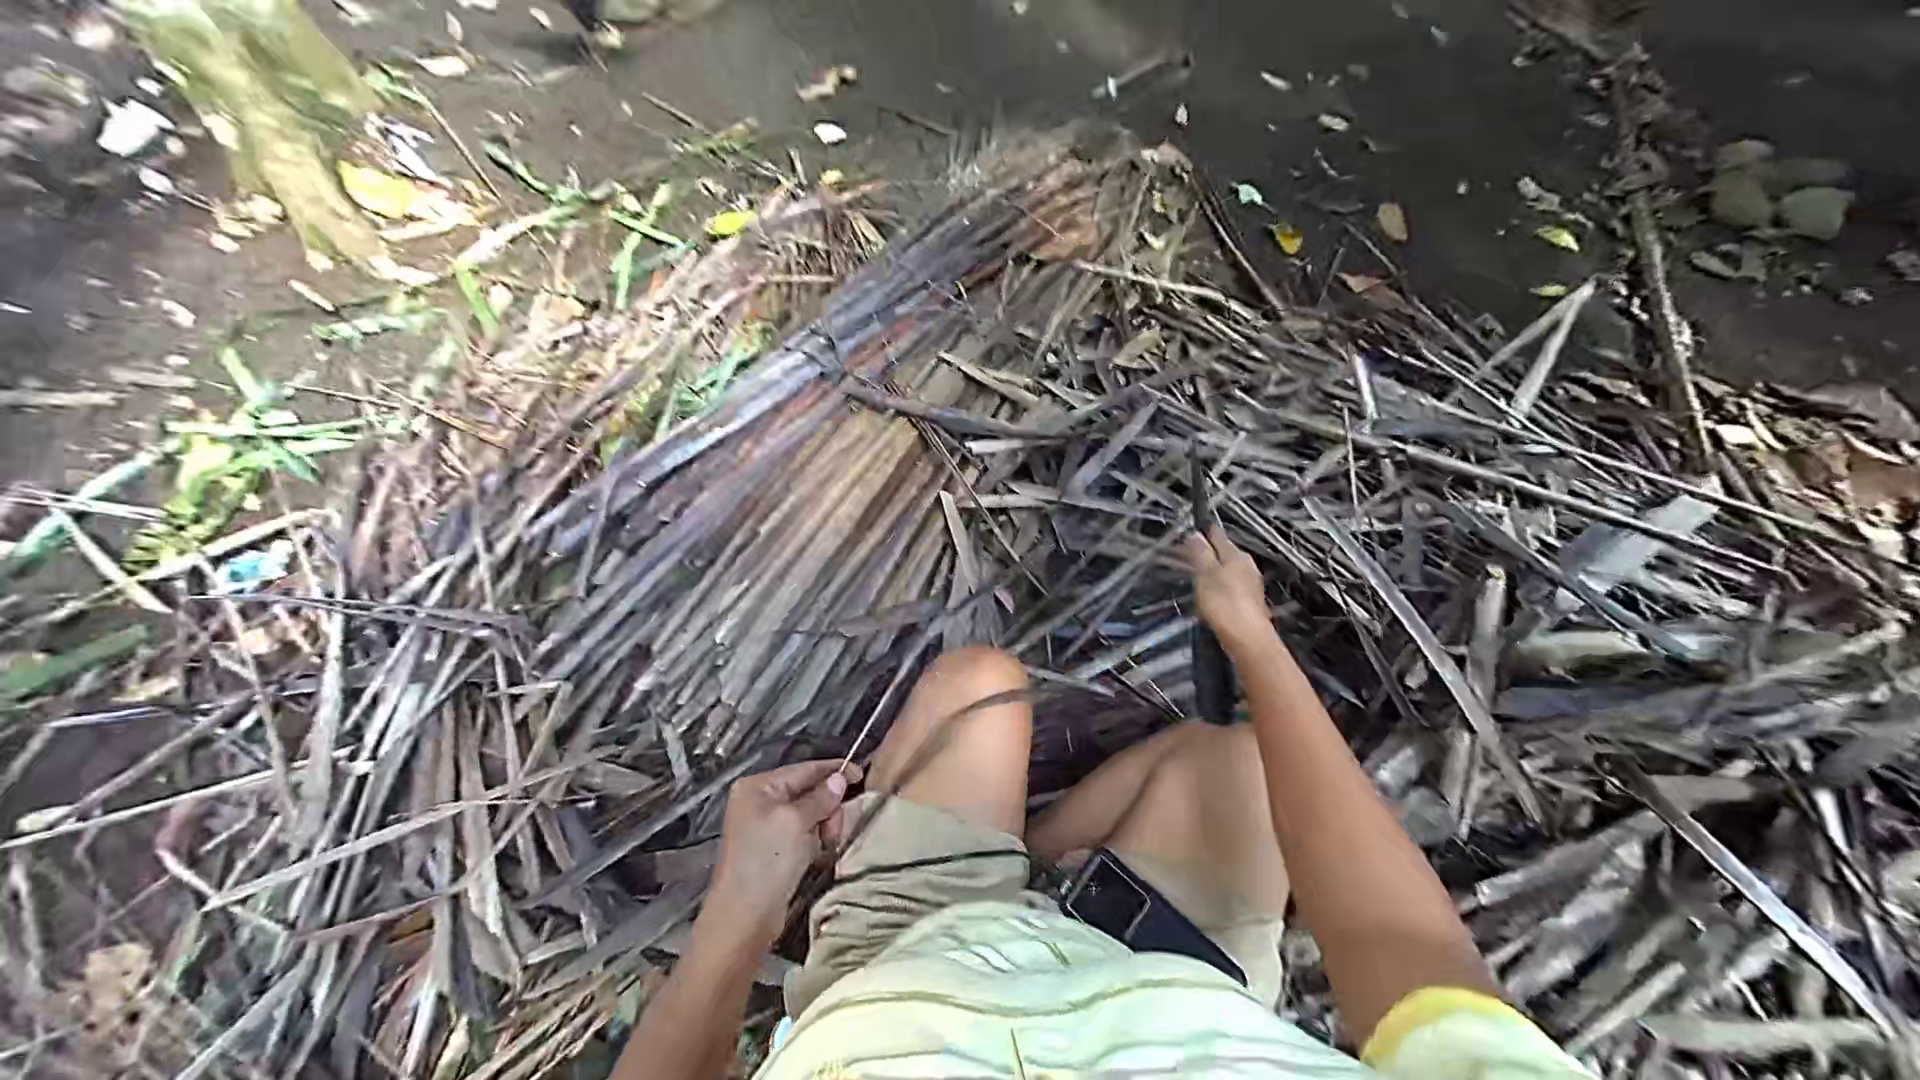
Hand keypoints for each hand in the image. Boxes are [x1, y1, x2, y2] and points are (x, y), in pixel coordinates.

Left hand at [701, 759, 861, 949]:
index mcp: (758, 786)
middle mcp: (760, 801)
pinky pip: (805, 832)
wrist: (744, 918)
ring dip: (825, 824)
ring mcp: (766, 825)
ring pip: (811, 812)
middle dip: (829, 805)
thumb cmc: (767, 861)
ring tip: (829, 841)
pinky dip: (817, 838)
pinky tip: (822, 850)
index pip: (804, 769)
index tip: (861, 774)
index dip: (833, 771)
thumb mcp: (796, 822)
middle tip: (837, 825)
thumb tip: (840, 778)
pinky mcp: (775, 848)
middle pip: (809, 790)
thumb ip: (821, 797)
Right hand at [1184, 526, 1271, 646]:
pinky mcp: (1250, 600)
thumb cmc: (1223, 603)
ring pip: (1229, 568)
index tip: (1194, 531)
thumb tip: (1196, 534)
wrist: (1247, 637)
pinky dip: (1221, 582)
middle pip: (1225, 552)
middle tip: (1190, 552)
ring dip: (1215, 568)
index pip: (1219, 536)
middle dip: (1209, 551)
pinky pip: (1232, 583)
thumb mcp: (1205, 575)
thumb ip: (1201, 554)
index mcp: (1236, 556)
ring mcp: (1251, 583)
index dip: (1205, 533)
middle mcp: (1247, 566)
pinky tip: (1212, 591)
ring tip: (1198, 571)